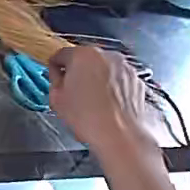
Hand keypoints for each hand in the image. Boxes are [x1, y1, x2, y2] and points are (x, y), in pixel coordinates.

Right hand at [48, 45, 164, 159]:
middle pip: (84, 59)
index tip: (55, 76)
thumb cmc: (90, 119)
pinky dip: (111, 88)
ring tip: (91, 103)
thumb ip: (55, 81)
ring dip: (95, 80)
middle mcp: (105, 56)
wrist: (121, 135)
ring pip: (103, 69)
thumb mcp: (57, 100)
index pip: (61, 54)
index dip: (55, 67)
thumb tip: (58, 77)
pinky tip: (106, 106)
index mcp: (81, 56)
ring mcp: (123, 67)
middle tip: (72, 93)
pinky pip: (117, 80)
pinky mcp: (135, 80)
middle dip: (77, 73)